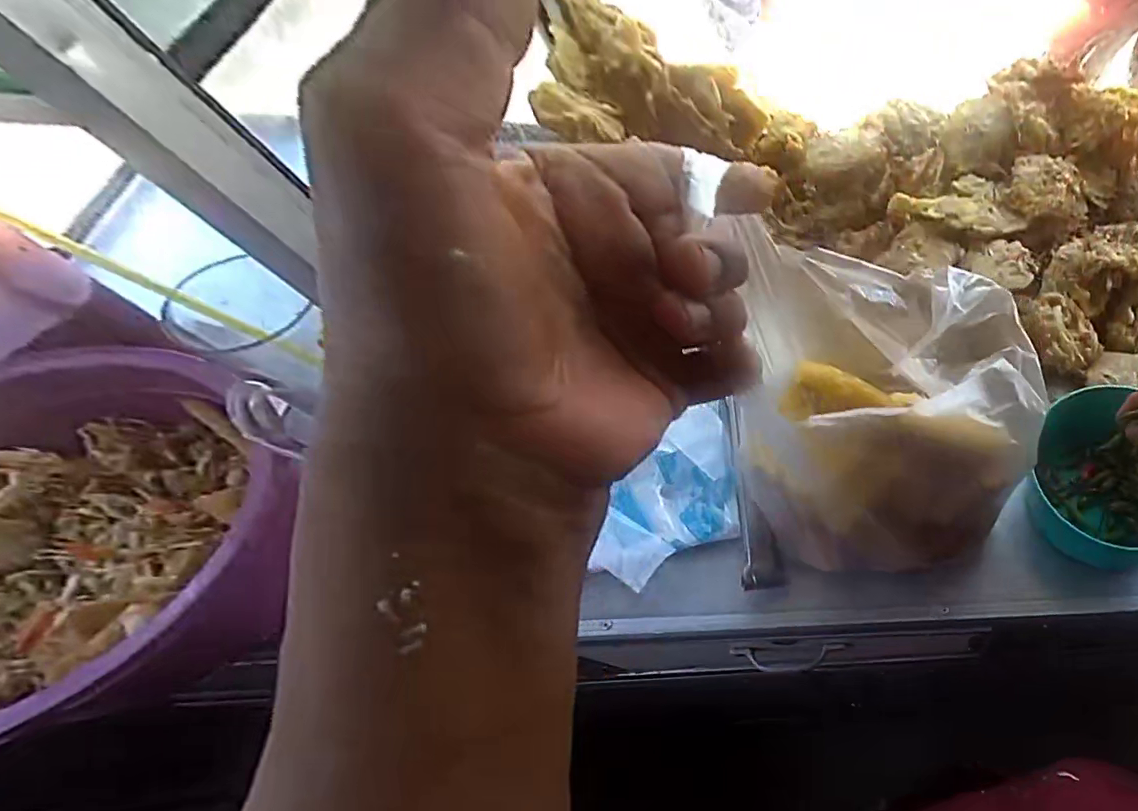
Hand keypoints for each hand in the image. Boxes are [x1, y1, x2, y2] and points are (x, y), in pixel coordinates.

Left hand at [298, 0, 773, 493]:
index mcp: (549, 197)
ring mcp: (633, 328)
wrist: (474, 443)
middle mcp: (597, 259)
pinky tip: (714, 368)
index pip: (645, 170)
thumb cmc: (436, 292)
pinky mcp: (662, 387)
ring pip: (718, 293)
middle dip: (709, 244)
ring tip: (685, 327)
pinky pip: (726, 358)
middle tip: (687, 273)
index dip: (691, 177)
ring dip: (720, 302)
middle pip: (695, 230)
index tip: (741, 187)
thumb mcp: (396, 130)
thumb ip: (447, 32)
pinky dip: (733, 358)